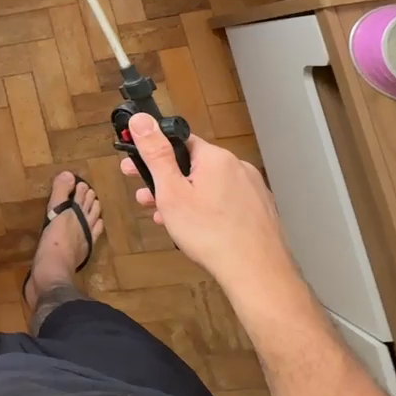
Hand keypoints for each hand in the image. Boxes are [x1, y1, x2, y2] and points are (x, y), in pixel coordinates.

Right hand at [120, 113, 298, 293]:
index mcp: (216, 157)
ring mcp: (253, 191)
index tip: (134, 168)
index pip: (178, 141)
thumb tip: (141, 118)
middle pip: (192, 165)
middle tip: (145, 196)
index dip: (153, 154)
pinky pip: (225, 202)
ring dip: (183, 197)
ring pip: (208, 186)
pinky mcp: (261, 212)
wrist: (259, 277)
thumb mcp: (171, 191)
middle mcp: (238, 167)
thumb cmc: (210, 233)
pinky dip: (206, 210)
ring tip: (166, 218)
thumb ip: (155, 153)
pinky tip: (194, 229)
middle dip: (165, 180)